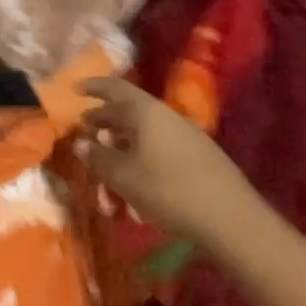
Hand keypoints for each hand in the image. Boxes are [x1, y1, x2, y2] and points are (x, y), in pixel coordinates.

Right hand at [78, 76, 264, 248]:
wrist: (231, 219)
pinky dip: (140, 163)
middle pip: (128, 113)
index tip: (74, 90)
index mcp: (146, 112)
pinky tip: (134, 190)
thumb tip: (80, 143)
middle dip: (104, 125)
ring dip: (121, 152)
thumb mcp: (123, 176)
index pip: (115, 87)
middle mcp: (166, 117)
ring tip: (107, 177)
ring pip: (143, 137)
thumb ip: (98, 156)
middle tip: (85, 136)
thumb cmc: (168, 190)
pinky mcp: (197, 157)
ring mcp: (185, 136)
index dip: (93, 87)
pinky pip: (158, 152)